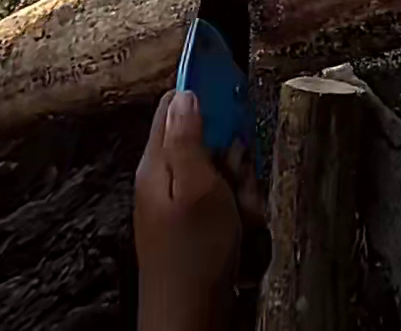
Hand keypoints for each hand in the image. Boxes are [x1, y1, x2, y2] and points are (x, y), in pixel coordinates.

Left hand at [134, 90, 261, 330]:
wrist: (191, 322)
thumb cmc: (195, 255)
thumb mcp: (197, 188)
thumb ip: (188, 138)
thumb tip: (184, 92)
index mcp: (157, 163)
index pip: (172, 105)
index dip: (202, 96)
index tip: (232, 103)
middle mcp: (164, 177)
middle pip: (204, 136)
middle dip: (231, 151)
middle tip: (238, 175)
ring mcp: (179, 200)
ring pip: (219, 166)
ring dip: (240, 180)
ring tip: (242, 209)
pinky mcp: (195, 220)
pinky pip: (222, 194)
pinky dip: (238, 203)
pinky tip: (242, 224)